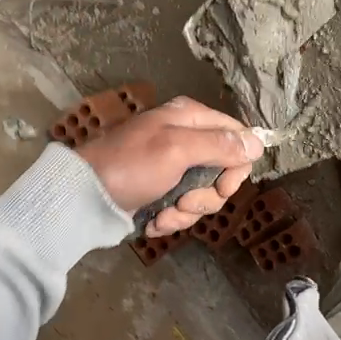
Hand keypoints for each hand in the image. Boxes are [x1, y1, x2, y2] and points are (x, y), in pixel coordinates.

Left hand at [73, 96, 265, 237]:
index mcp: (190, 118)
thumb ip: (219, 145)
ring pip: (205, 195)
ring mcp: (173, 168)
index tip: (224, 185)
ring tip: (164, 214)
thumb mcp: (176, 150)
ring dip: (187, 212)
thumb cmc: (129, 167)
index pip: (237, 137)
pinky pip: (184, 209)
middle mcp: (186, 139)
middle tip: (186, 200)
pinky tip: (153, 221)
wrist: (82, 199)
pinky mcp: (162, 193)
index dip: (236, 165)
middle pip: (224, 171)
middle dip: (208, 195)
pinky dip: (171, 219)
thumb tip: (258, 142)